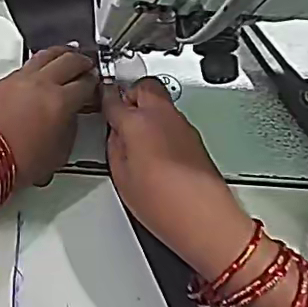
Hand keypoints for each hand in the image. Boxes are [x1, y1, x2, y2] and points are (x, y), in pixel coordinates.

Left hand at [0, 46, 97, 185]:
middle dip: (82, 61)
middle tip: (87, 64)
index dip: (94, 83)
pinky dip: (38, 63)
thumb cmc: (13, 161)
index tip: (94, 84)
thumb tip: (69, 119)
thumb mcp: (58, 153)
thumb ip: (69, 129)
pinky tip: (39, 69)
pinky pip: (26, 65)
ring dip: (60, 54)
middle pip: (69, 60)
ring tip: (66, 55)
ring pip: (45, 55)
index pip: (85, 84)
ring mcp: (19, 80)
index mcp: (59, 101)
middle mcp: (40, 84)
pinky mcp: (2, 82)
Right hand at [102, 77, 250, 268]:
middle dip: (130, 94)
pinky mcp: (195, 138)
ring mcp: (183, 125)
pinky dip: (161, 126)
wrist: (205, 220)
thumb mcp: (120, 176)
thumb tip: (115, 136)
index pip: (114, 98)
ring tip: (136, 135)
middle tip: (120, 110)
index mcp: (138, 122)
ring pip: (161, 101)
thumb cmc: (167, 204)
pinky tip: (154, 148)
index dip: (104, 97)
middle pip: (144, 86)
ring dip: (147, 110)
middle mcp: (163, 117)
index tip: (102, 100)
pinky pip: (173, 120)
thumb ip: (114, 146)